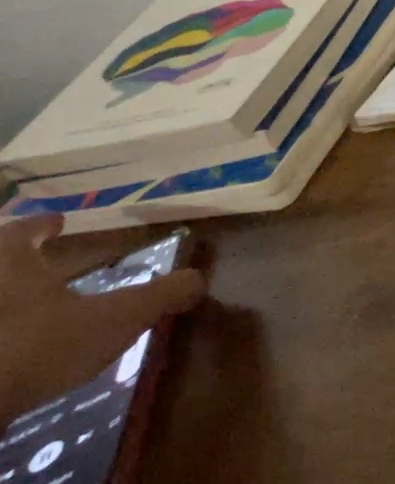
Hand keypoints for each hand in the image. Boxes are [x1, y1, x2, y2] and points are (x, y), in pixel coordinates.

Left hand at [0, 215, 204, 423]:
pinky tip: (19, 349)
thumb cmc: (38, 345)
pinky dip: (6, 336)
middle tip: (44, 264)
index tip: (57, 222)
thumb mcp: (119, 317)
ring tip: (36, 307)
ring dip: (12, 300)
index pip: (20, 231)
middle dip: (19, 265)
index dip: (39, 226)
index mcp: (8, 265)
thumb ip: (162, 294)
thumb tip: (197, 280)